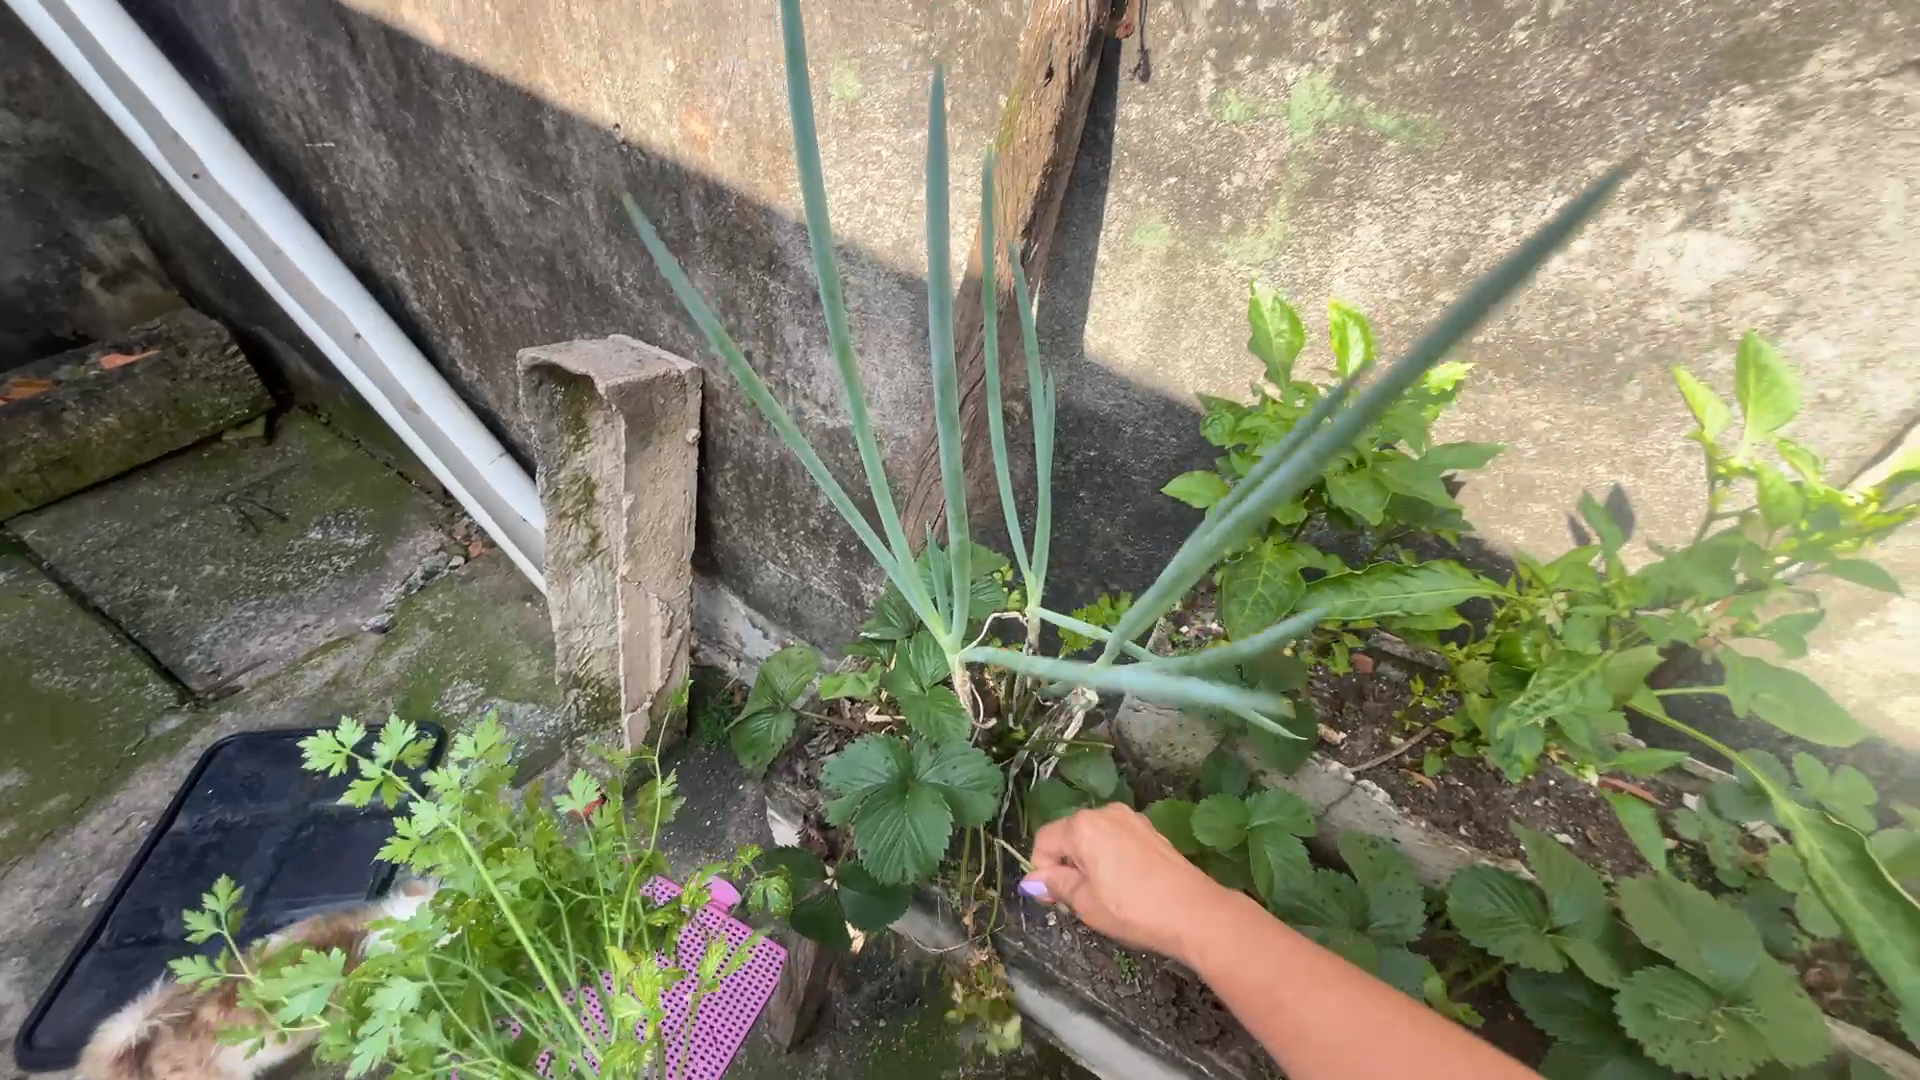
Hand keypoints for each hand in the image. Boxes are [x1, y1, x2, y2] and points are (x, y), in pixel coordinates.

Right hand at [1021, 803, 1235, 963]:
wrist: (1194, 912)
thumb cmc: (1133, 910)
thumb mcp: (1086, 903)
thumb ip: (1056, 885)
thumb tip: (1031, 881)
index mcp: (1083, 826)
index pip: (1045, 841)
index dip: (1042, 872)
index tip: (1052, 900)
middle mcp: (1104, 812)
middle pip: (1069, 836)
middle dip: (1066, 866)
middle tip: (1076, 902)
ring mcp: (1130, 818)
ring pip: (1094, 838)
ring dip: (1089, 862)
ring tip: (1104, 896)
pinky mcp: (1149, 830)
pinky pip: (1116, 840)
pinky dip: (1111, 858)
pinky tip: (1125, 885)